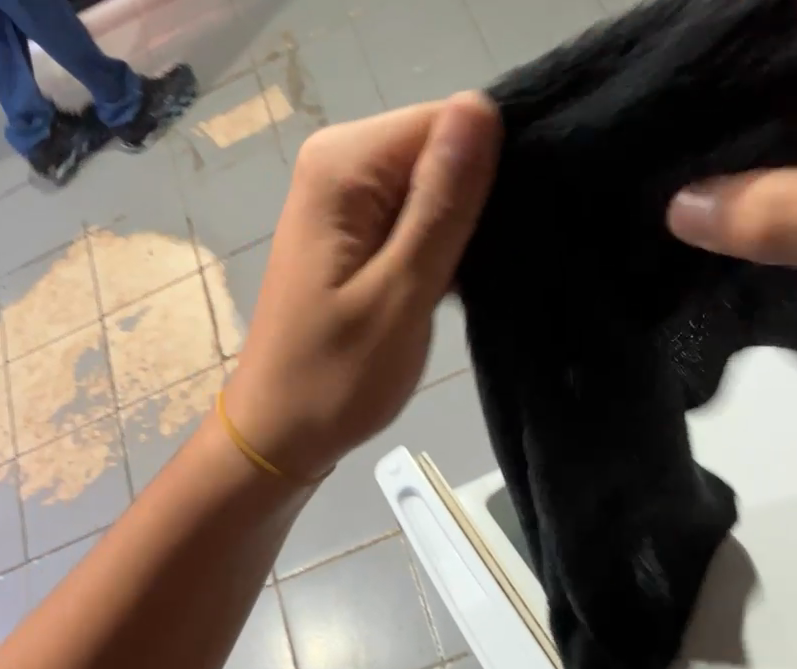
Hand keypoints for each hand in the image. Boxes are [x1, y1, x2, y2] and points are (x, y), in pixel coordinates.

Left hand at [222, 94, 501, 479]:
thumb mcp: (400, 293)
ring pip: (433, 186)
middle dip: (477, 200)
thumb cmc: (336, 377)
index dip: (490, 167)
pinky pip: (415, 216)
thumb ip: (442, 204)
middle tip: (495, 265)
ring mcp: (344, 200)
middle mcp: (338, 163)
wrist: (281, 434)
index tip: (515, 229)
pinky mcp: (353, 233)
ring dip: (464, 229)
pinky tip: (457, 285)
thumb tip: (481, 106)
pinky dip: (442, 247)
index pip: (447, 121)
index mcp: (344, 165)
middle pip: (439, 149)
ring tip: (478, 279)